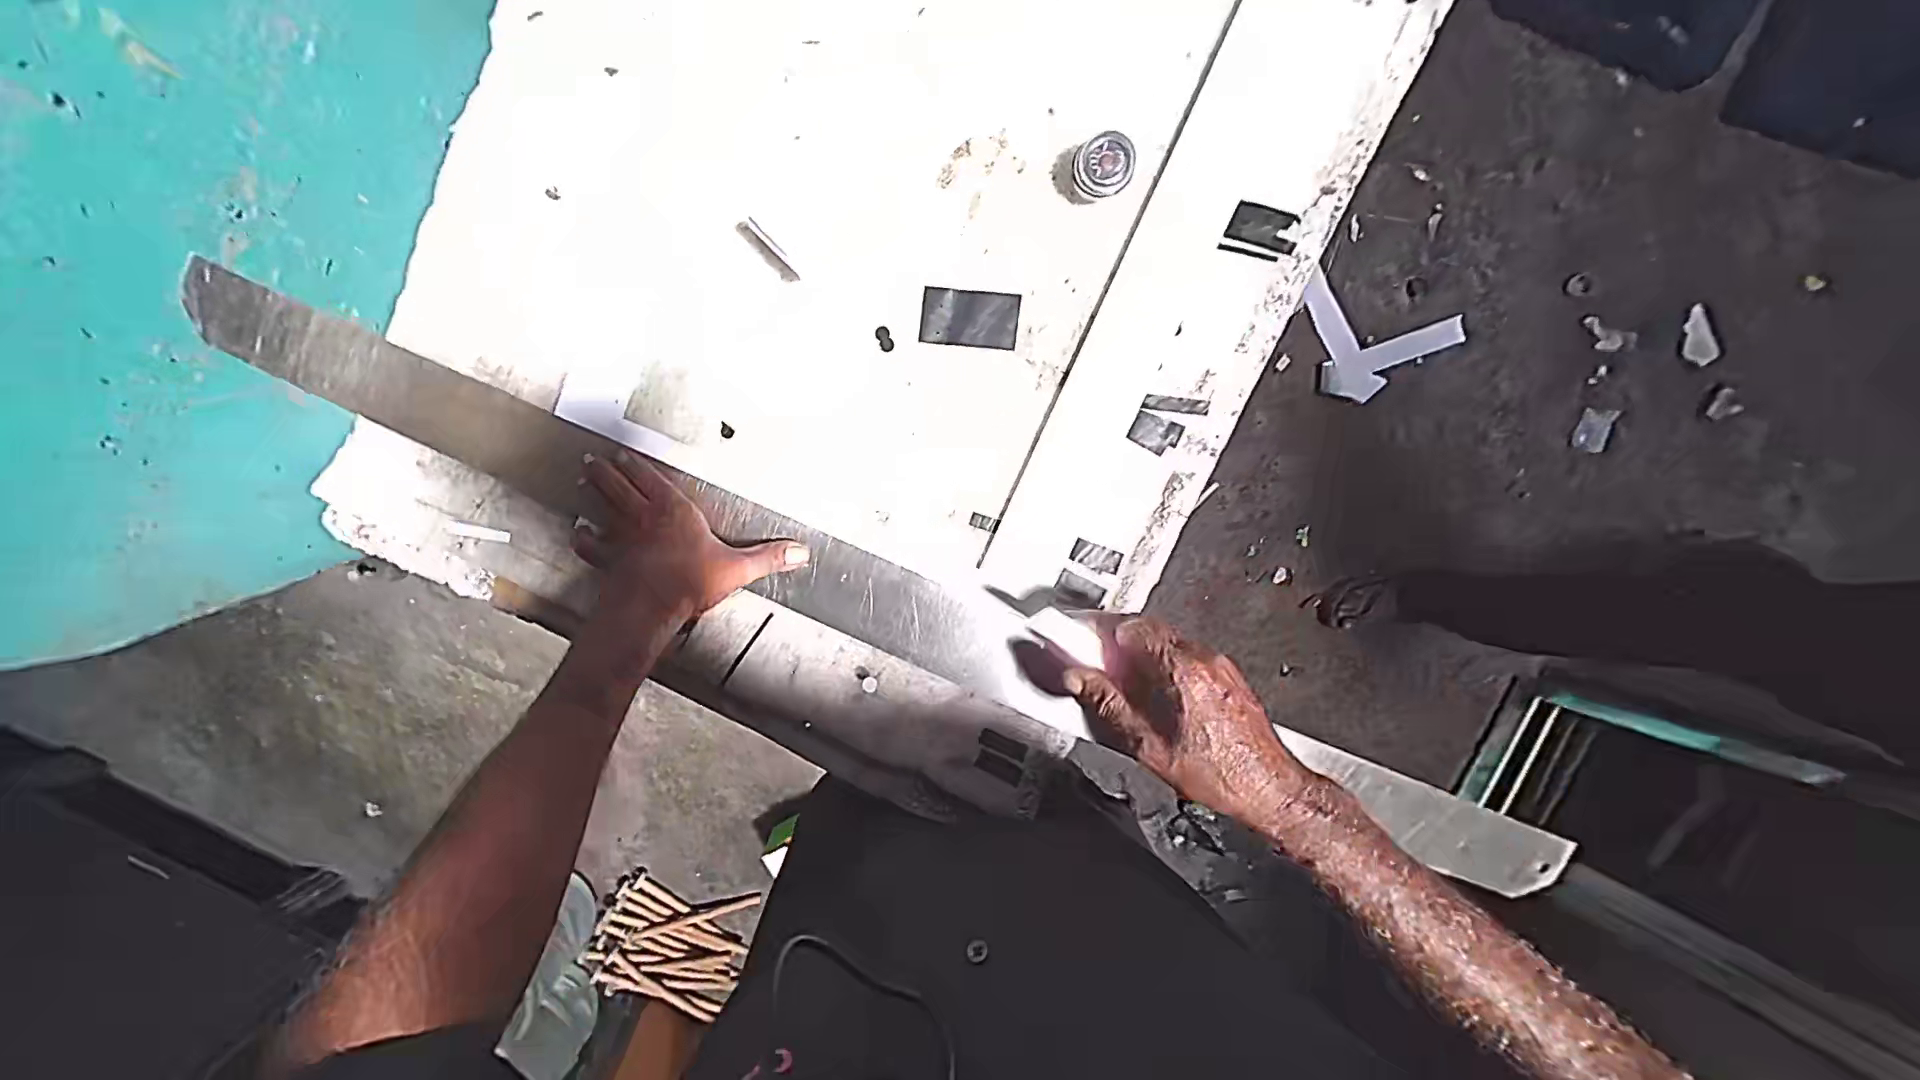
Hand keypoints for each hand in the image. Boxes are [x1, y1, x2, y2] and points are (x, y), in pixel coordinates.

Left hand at [572, 452, 809, 624]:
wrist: (650, 609)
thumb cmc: (689, 583)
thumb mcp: (738, 568)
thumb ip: (768, 557)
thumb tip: (799, 552)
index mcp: (675, 511)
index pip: (651, 480)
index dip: (636, 466)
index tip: (625, 456)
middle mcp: (644, 518)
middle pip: (619, 486)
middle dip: (607, 471)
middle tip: (594, 459)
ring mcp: (622, 538)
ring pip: (602, 506)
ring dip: (592, 492)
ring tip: (584, 480)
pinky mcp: (608, 560)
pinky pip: (591, 543)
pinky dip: (583, 536)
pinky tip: (579, 532)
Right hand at [1061, 615, 1313, 817]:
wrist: (1270, 792)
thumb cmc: (1221, 777)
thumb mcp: (1147, 745)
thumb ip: (1107, 705)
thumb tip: (1079, 680)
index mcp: (1181, 668)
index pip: (1130, 626)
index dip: (1097, 629)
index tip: (1078, 636)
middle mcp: (1203, 659)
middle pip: (1148, 627)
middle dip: (1116, 638)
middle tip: (1094, 656)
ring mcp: (1219, 666)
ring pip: (1167, 641)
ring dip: (1139, 651)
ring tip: (1121, 679)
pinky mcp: (1228, 677)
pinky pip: (1186, 655)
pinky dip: (1162, 664)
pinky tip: (1154, 693)